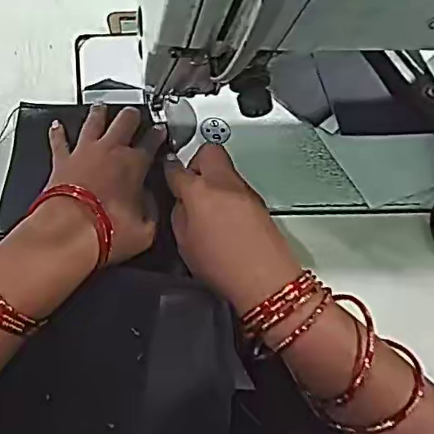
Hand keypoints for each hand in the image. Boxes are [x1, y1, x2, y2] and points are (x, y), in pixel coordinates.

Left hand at [38, 104, 164, 264]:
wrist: (69, 230)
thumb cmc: (105, 230)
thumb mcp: (145, 229)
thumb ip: (150, 211)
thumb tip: (149, 205)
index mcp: (134, 164)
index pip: (151, 142)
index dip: (158, 135)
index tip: (160, 132)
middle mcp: (109, 151)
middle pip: (124, 121)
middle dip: (132, 115)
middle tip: (134, 113)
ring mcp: (84, 152)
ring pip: (93, 122)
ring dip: (99, 113)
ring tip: (101, 107)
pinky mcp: (61, 161)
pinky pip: (59, 141)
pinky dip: (58, 132)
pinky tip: (56, 125)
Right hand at [164, 144, 300, 312]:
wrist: (267, 282)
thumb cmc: (225, 267)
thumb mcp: (184, 242)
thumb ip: (178, 213)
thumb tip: (179, 202)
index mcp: (199, 191)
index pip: (176, 167)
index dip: (168, 169)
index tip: (167, 173)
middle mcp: (224, 184)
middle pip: (208, 151)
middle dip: (195, 161)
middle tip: (189, 180)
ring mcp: (245, 191)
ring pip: (225, 169)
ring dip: (212, 179)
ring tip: (206, 206)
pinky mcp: (259, 203)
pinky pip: (237, 187)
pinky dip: (226, 194)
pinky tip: (223, 218)